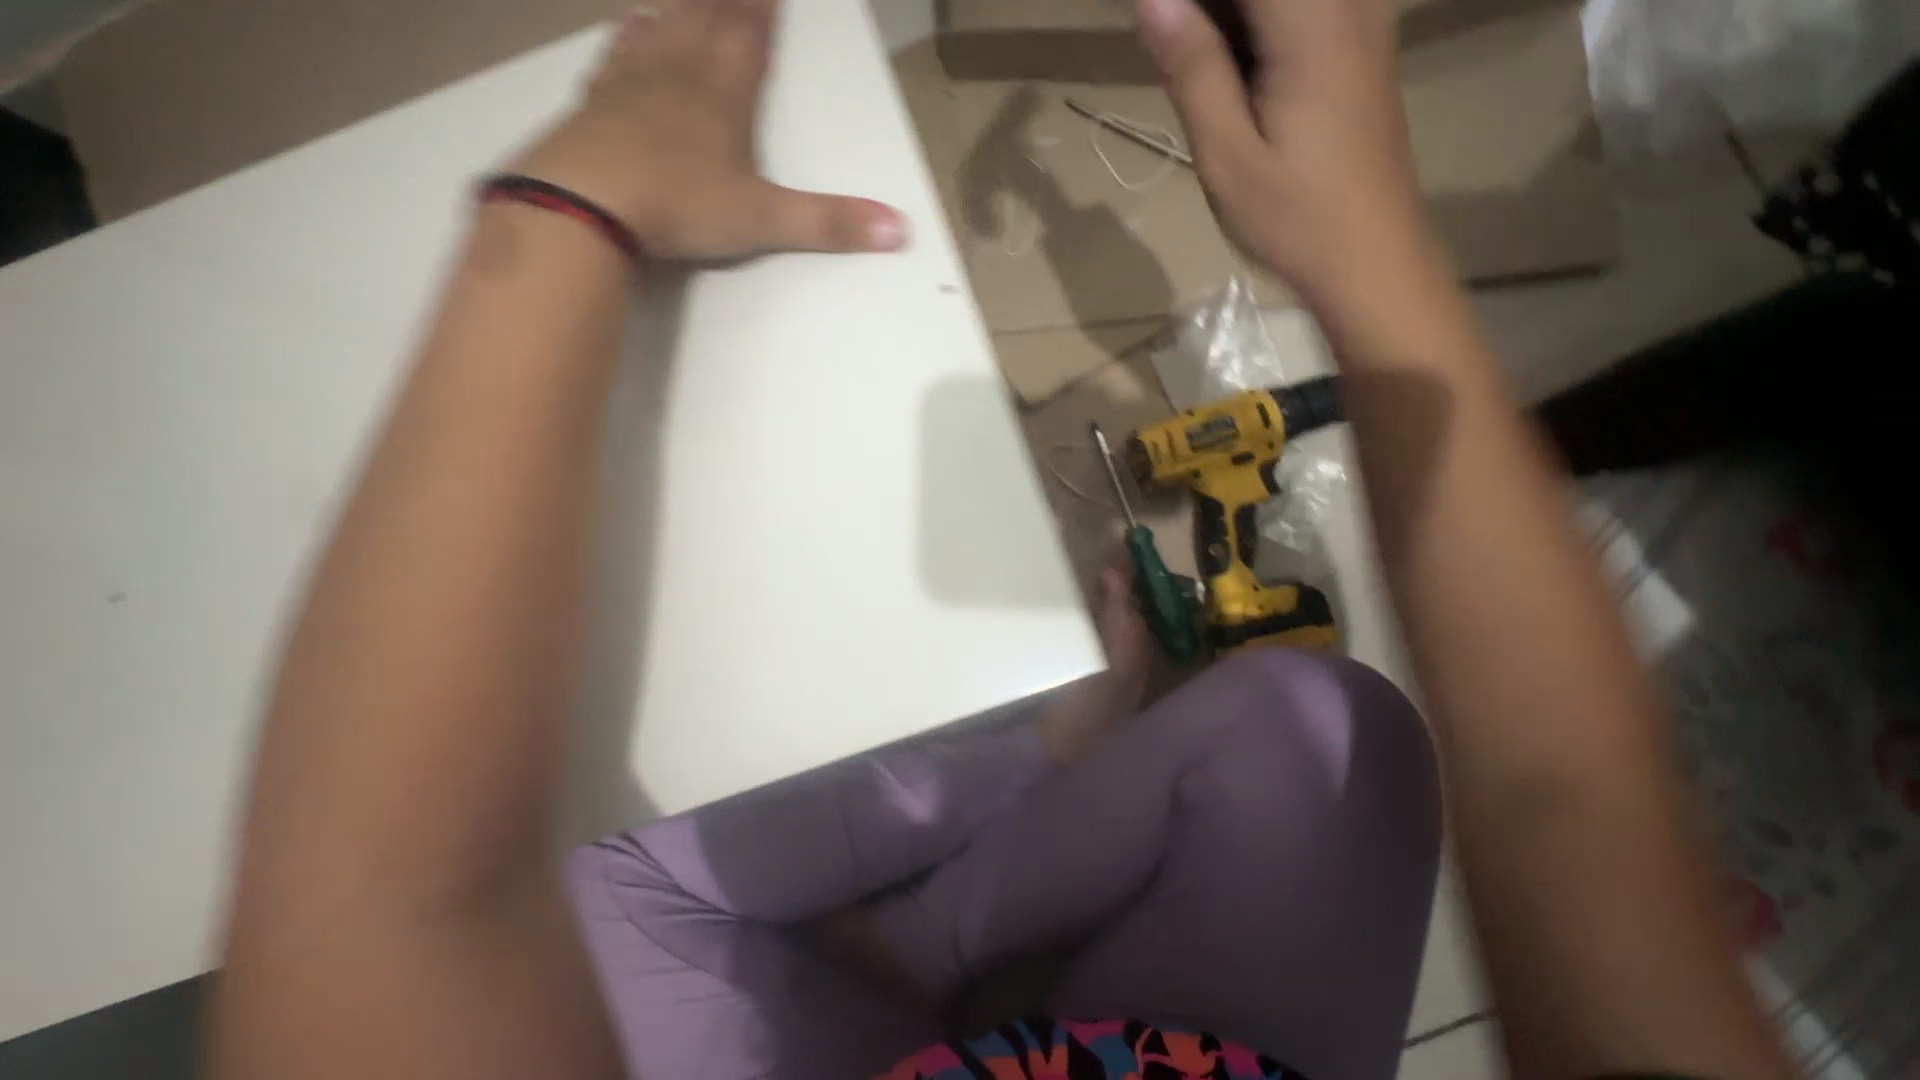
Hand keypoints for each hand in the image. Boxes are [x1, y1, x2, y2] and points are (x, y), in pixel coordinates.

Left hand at [511, 0, 906, 260]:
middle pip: (703, 20)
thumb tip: (900, 230)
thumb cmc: (680, 206)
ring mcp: (629, 86)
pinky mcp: (590, 105)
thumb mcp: (764, 222)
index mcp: (724, 97)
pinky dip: (625, 40)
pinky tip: (625, 33)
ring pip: (658, 30)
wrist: (585, 205)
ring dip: (676, 9)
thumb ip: (829, 224)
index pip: (748, 40)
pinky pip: (612, 60)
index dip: (761, 12)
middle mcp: (678, 77)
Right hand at [1135, 0, 1431, 300]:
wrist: (1374, 262)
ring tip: (1194, 70)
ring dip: (1228, 21)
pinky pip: (1301, 10)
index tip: (1159, 24)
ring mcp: (1363, 20)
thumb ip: (1192, 68)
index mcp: (1314, 23)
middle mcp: (1349, 3)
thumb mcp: (1227, 155)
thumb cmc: (1296, 221)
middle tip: (1176, 61)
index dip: (1191, 1)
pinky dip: (1254, 29)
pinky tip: (1227, 73)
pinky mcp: (1360, 45)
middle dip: (1209, 13)